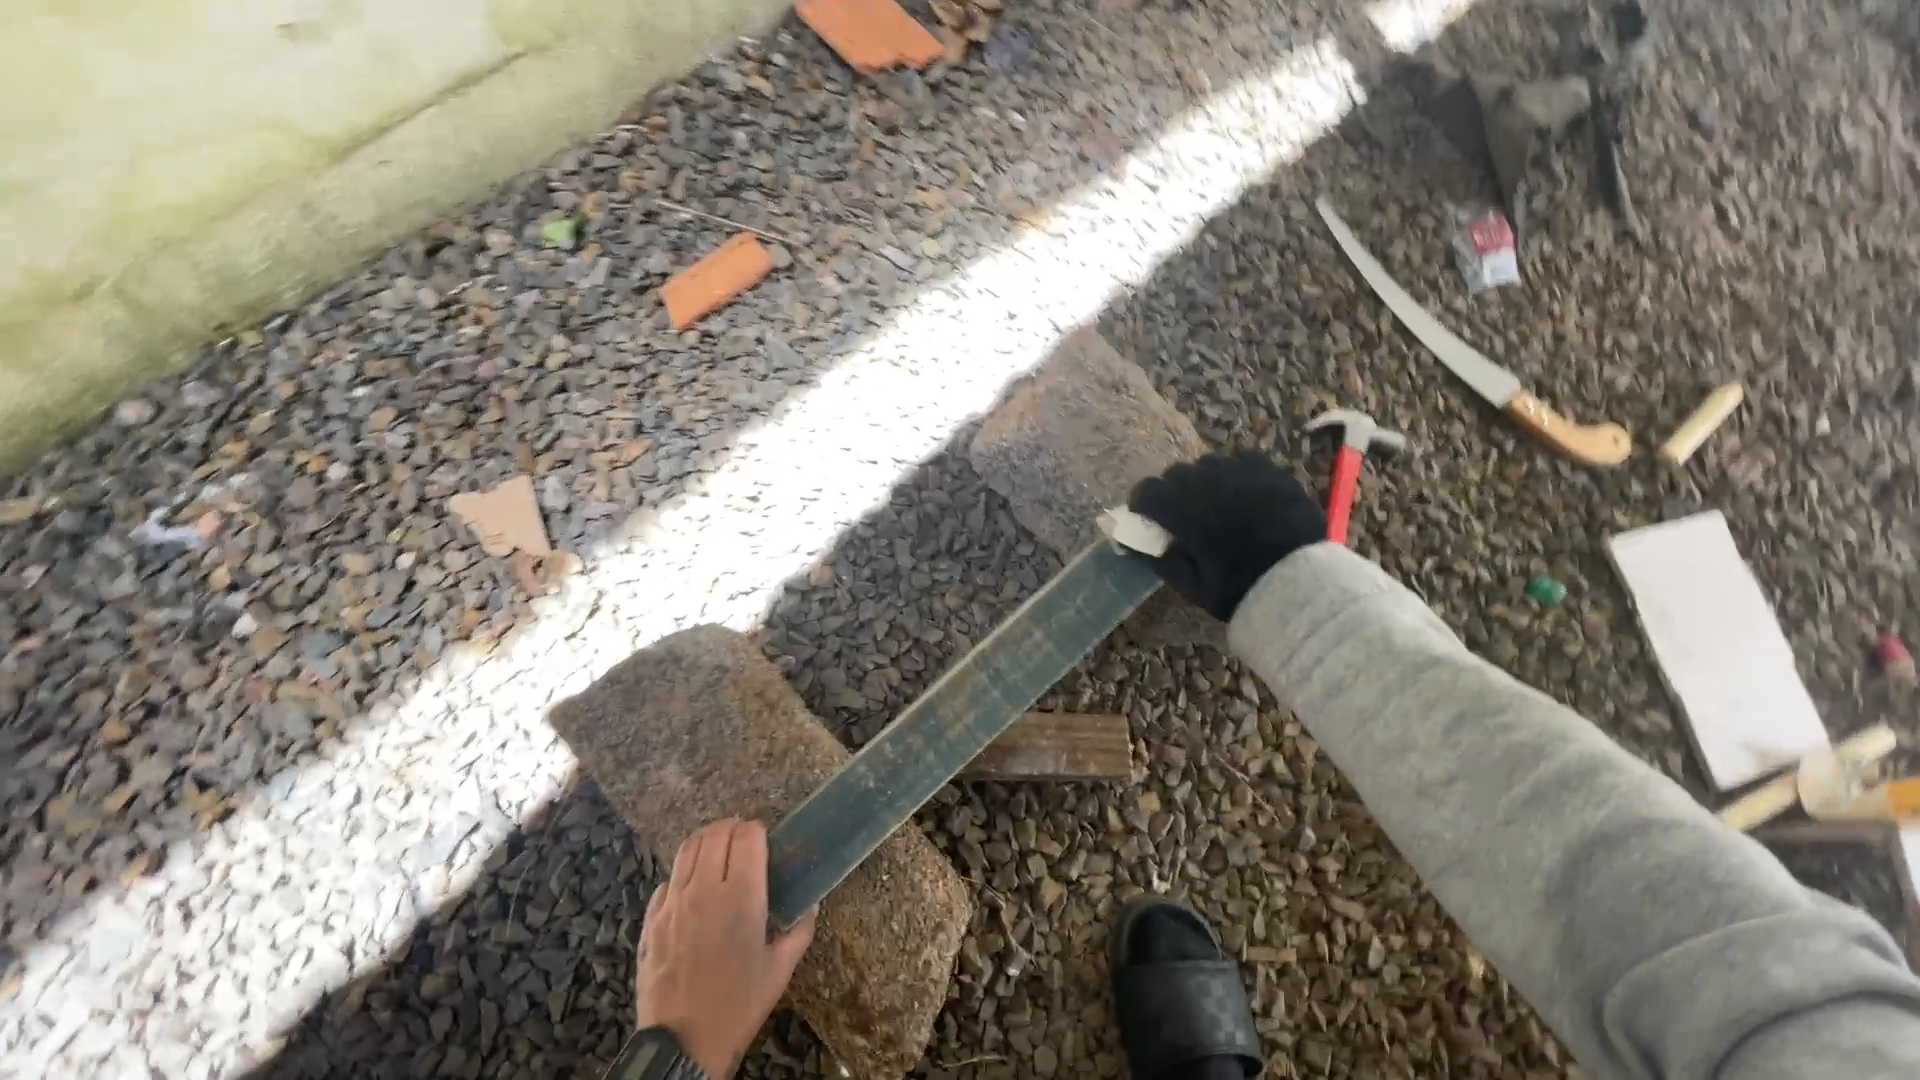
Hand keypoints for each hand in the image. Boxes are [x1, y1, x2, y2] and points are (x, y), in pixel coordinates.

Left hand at [637, 819, 818, 1079]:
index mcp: (741, 896)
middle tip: (743, 834)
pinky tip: (691, 884)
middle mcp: (705, 890)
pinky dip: (682, 872)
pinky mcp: (651, 921)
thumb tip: (811, 905)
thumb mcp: (780, 969)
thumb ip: (799, 930)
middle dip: (732, 826)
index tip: (764, 835)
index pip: (747, 837)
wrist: (683, 1044)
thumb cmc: (739, 1005)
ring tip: (717, 844)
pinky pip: (666, 881)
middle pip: (715, 834)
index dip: (757, 829)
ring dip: (705, 840)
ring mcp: (673, 904)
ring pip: (686, 850)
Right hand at [1127, 451, 1326, 619]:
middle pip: (1176, 474)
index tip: (1146, 517)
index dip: (1142, 504)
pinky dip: (1236, 475)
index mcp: (1183, 510)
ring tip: (1217, 503)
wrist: (1300, 582)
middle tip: (1183, 514)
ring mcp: (1239, 472)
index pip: (1147, 491)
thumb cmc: (1241, 588)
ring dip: (1204, 481)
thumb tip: (1148, 546)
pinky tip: (1245, 495)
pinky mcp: (1268, 470)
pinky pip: (1241, 461)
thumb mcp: (1194, 588)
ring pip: (1208, 464)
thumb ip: (1165, 562)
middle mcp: (1206, 482)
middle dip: (1173, 492)